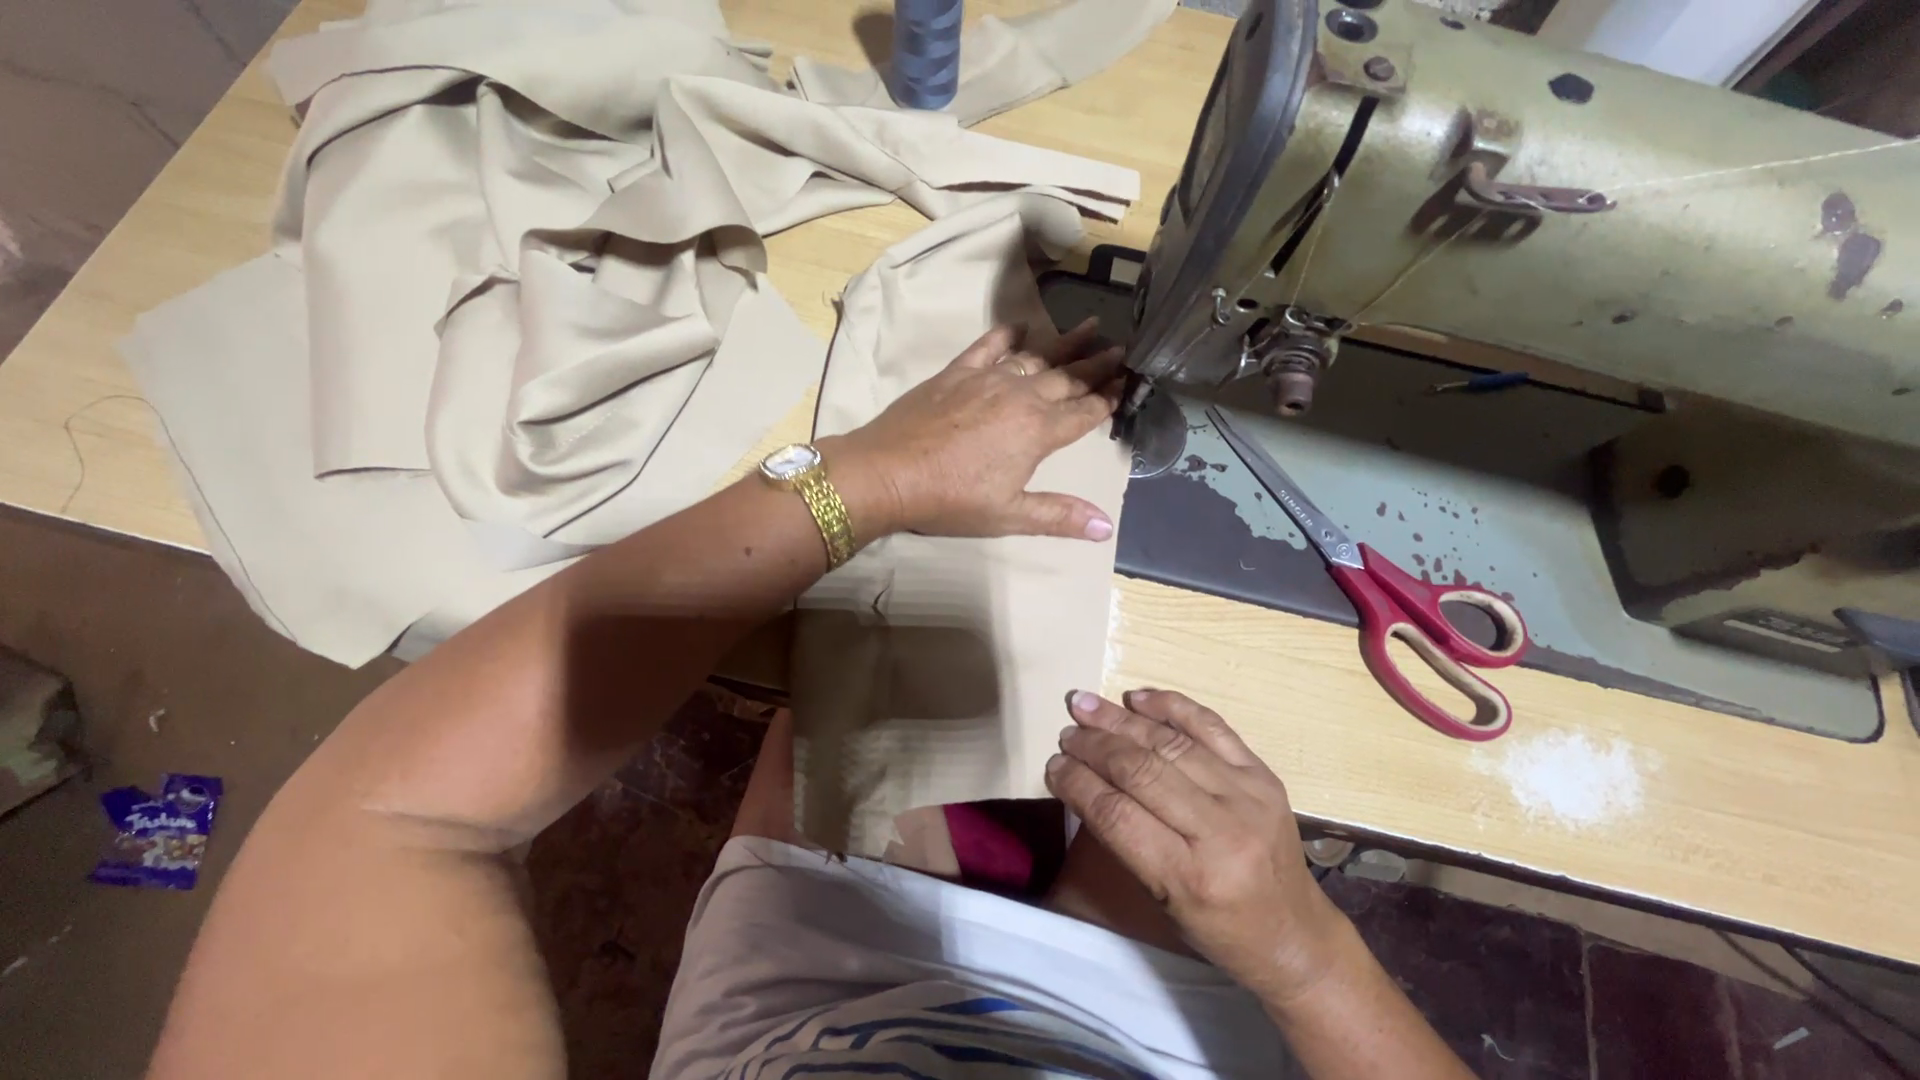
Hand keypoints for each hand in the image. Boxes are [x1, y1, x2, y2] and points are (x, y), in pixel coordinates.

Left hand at [828, 318, 1124, 540]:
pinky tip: (1020, 326)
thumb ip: (1058, 515)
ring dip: (1064, 343)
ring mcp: (987, 379)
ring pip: (1035, 357)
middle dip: (1097, 364)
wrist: (888, 473)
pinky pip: (988, 346)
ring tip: (1089, 326)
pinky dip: (1006, 335)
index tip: (1129, 383)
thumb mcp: (1008, 515)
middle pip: (1067, 378)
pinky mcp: (956, 372)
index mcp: (1038, 432)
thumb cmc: (950, 499)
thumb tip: (1106, 527)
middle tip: (1121, 347)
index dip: (1109, 399)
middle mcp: (1020, 397)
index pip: (1084, 413)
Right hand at [1045, 689, 1349, 1004]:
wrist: (1294, 934)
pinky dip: (1172, 707)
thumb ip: (1123, 838)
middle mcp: (1220, 831)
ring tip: (1086, 706)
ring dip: (1122, 720)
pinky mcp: (1264, 775)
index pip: (1117, 814)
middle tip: (1067, 733)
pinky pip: (1212, 728)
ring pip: (1171, 744)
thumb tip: (1080, 779)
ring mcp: (1247, 797)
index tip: (1053, 765)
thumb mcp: (1160, 900)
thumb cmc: (1217, 928)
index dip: (1078, 783)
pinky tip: (1139, 698)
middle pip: (1142, 771)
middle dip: (1095, 746)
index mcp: (1188, 876)